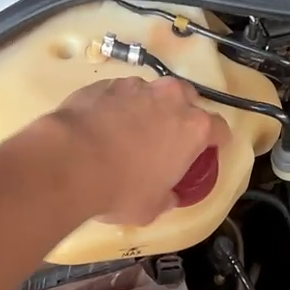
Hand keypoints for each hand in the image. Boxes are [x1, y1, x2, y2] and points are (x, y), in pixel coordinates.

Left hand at [46, 77, 232, 226]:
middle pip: (188, 99)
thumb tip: (168, 195)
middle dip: (182, 114)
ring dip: (147, 108)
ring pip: (152, 93)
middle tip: (168, 138)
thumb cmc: (121, 189)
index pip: (219, 128)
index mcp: (193, 127)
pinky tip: (102, 125)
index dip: (215, 142)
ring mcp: (137, 86)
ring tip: (129, 132)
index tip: (208, 151)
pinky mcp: (106, 82)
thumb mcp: (151, 207)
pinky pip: (120, 93)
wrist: (71, 160)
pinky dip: (117, 105)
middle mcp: (169, 98)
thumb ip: (167, 196)